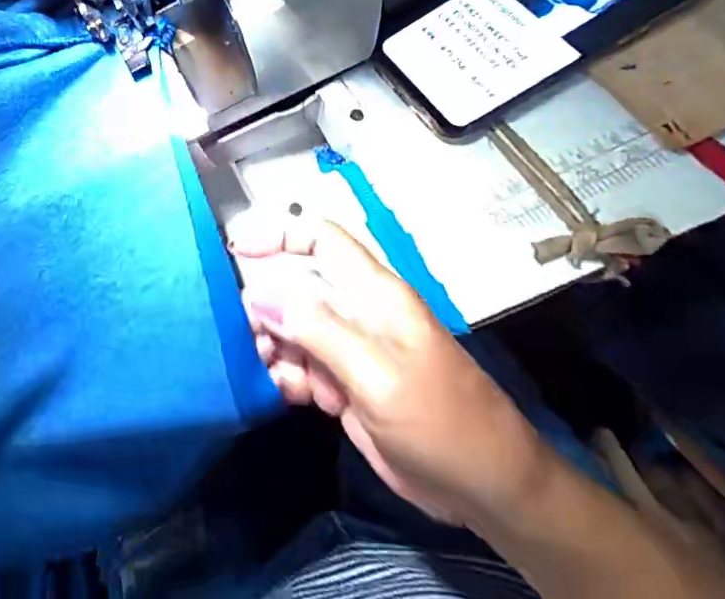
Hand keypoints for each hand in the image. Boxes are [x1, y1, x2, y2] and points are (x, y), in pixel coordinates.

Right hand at [233, 220, 557, 525]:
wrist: (486, 491)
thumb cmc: (442, 425)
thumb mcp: (378, 377)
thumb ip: (320, 331)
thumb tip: (262, 294)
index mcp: (375, 294)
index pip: (322, 240)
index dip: (279, 234)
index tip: (237, 250)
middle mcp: (359, 311)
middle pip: (296, 285)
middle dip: (266, 307)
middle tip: (251, 340)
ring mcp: (350, 347)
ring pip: (292, 327)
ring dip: (275, 347)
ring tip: (279, 376)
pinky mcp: (345, 381)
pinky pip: (302, 363)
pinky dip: (289, 374)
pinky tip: (293, 395)